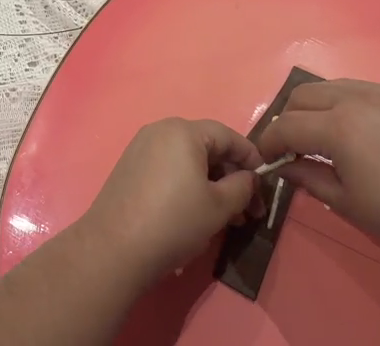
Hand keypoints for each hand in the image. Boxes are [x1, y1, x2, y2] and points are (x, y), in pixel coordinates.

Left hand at [76, 118, 263, 283]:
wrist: (114, 248)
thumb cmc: (174, 221)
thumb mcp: (219, 206)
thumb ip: (242, 187)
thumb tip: (249, 179)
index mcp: (183, 131)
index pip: (227, 136)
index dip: (251, 158)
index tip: (265, 183)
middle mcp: (161, 130)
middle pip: (207, 148)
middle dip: (231, 177)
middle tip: (248, 211)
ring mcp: (142, 148)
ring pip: (188, 161)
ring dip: (211, 185)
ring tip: (226, 219)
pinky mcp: (130, 168)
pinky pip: (169, 169)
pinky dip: (188, 186)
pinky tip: (196, 214)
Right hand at [256, 80, 379, 270]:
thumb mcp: (348, 204)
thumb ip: (309, 178)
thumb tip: (285, 167)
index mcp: (337, 127)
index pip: (286, 126)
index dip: (268, 143)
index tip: (264, 159)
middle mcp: (354, 98)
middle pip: (302, 96)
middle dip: (289, 120)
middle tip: (292, 150)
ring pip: (330, 88)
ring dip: (315, 108)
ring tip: (322, 139)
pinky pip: (358, 89)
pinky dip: (343, 104)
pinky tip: (356, 133)